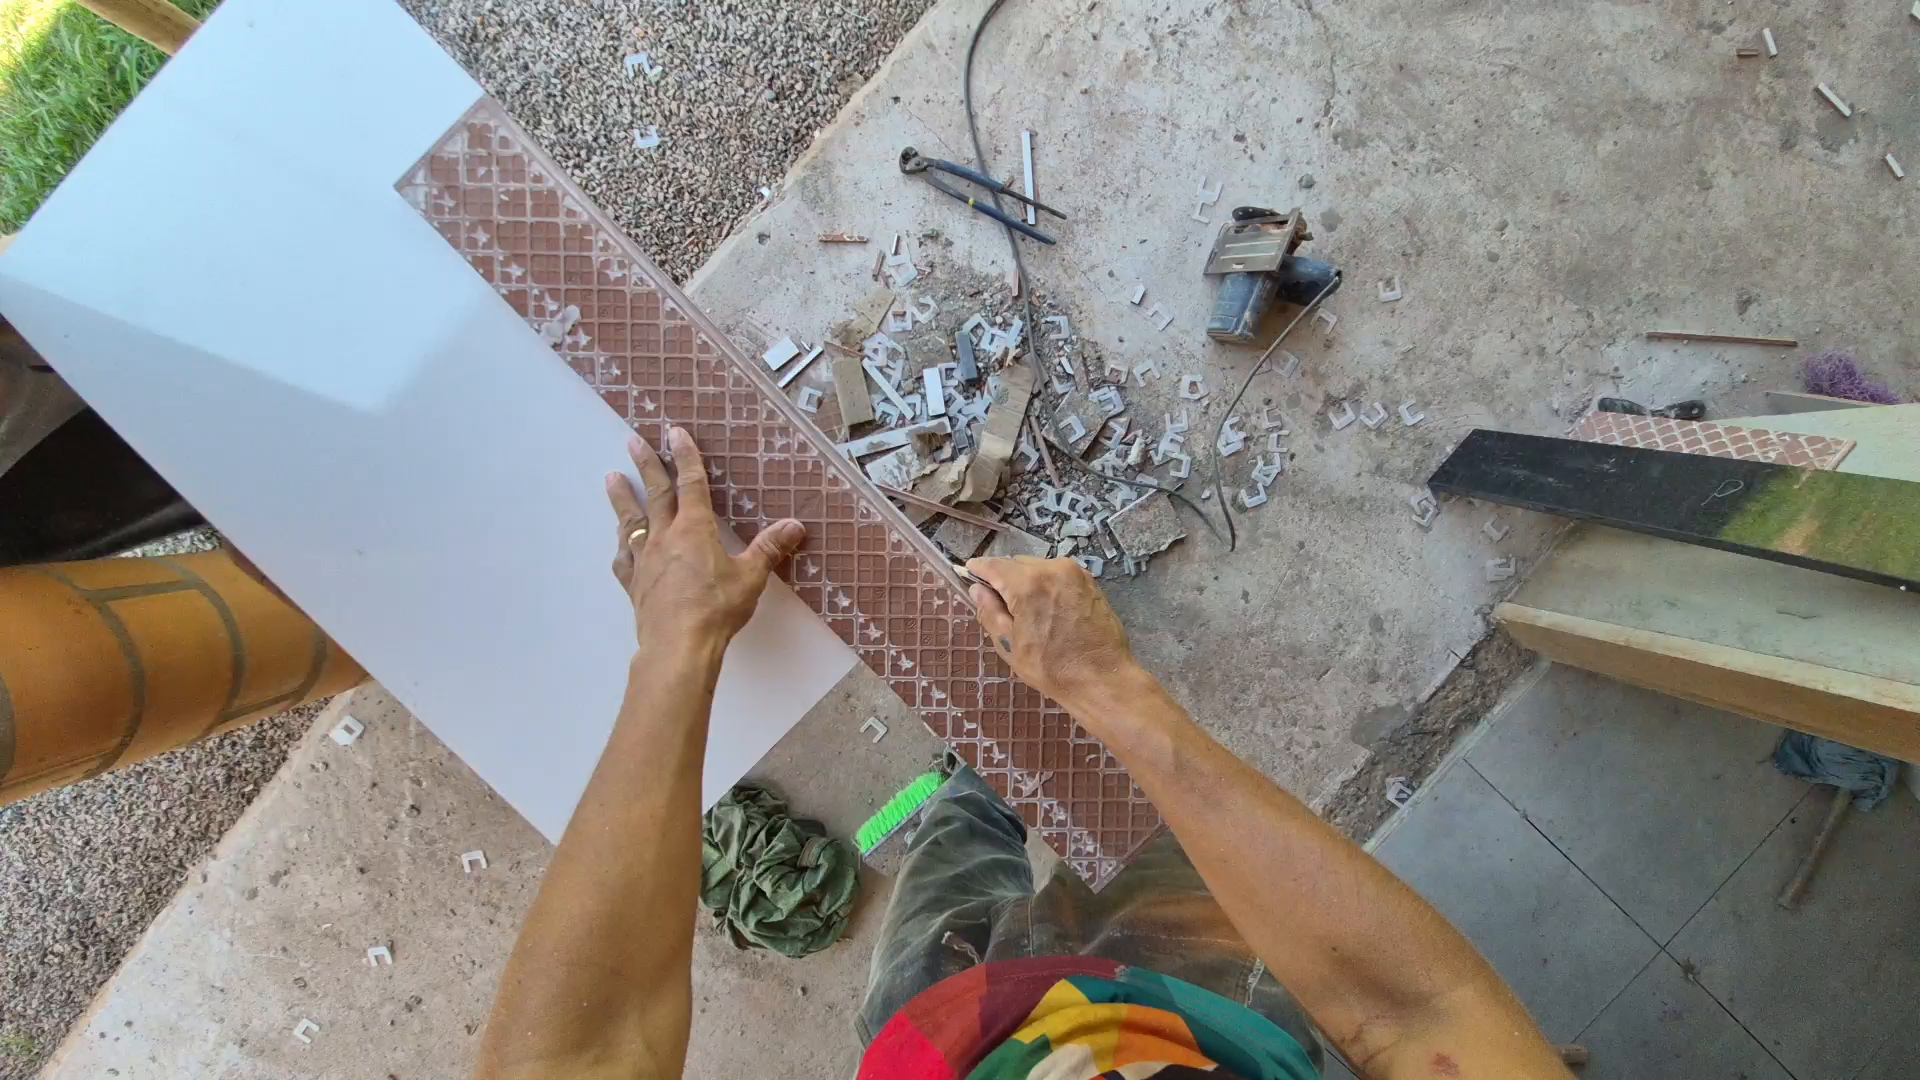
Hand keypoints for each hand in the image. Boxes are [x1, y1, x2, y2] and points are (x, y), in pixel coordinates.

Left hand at [604, 427, 805, 652]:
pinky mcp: (635, 584)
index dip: (686, 457)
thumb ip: (770, 549)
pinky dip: (621, 546)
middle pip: (655, 494)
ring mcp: (644, 561)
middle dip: (647, 465)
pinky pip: (623, 559)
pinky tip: (620, 545)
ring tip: (611, 478)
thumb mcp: (751, 576)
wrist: (678, 646)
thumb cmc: (717, 607)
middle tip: (632, 440)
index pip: (691, 484)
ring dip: (623, 499)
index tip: (675, 433)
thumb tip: (795, 525)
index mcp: (694, 529)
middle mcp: (664, 538)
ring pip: (631, 521)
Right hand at [964, 556, 1142, 710]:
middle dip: (1004, 579)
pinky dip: (1047, 584)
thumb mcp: (1010, 645)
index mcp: (1028, 585)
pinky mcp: (1089, 580)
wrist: (1102, 678)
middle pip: (1016, 564)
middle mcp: (1052, 569)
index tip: (969, 574)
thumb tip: (977, 590)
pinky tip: (1049, 608)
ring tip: (1028, 610)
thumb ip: (990, 612)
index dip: (978, 569)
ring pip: (1037, 567)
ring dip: (1026, 581)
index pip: (994, 565)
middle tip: (1000, 604)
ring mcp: (1074, 572)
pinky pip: (1057, 574)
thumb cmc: (1052, 668)